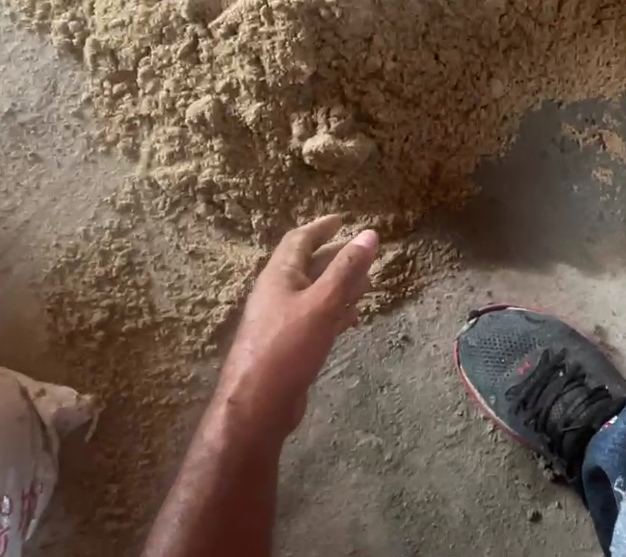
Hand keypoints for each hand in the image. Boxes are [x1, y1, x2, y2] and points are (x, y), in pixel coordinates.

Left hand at [218, 214, 378, 444]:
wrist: (256, 407)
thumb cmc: (287, 347)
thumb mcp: (322, 302)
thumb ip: (346, 269)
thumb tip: (369, 234)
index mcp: (279, 276)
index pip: (300, 240)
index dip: (321, 227)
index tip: (342, 219)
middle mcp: (277, 293)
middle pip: (309, 265)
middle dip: (337, 256)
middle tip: (364, 252)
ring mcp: (281, 320)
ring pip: (315, 292)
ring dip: (340, 284)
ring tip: (367, 282)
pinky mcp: (288, 345)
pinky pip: (315, 317)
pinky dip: (336, 310)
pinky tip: (353, 316)